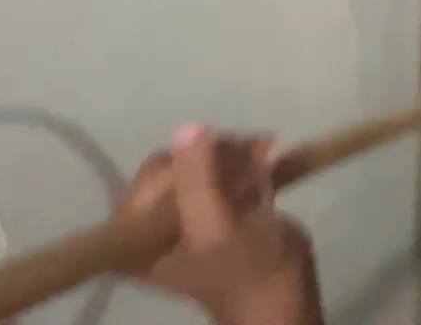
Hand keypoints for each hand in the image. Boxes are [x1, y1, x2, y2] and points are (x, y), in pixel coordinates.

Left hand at [118, 125, 318, 324]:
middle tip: (254, 152)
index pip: (151, 176)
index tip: (225, 158)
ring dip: (243, 154)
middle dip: (220, 153)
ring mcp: (195, 215)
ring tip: (270, 153)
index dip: (187, 161)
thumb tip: (189, 127)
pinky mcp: (227, 209)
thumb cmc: (242, 269)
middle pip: (182, 166)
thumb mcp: (214, 227)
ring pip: (212, 165)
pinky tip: (275, 159)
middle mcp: (158, 224)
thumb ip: (197, 179)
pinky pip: (234, 173)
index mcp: (136, 237)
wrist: (284, 294)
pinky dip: (255, 162)